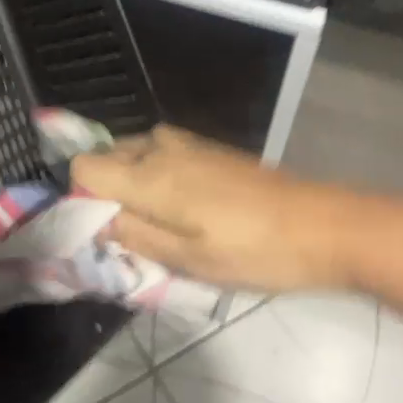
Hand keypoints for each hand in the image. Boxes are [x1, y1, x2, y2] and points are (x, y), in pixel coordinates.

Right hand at [71, 125, 360, 293]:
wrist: (320, 223)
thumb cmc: (252, 250)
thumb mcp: (189, 260)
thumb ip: (134, 237)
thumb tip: (95, 221)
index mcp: (147, 174)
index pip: (81, 167)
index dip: (81, 198)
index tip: (104, 230)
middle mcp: (156, 147)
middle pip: (104, 158)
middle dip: (106, 192)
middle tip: (132, 233)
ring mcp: (182, 141)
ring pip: (131, 155)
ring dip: (132, 184)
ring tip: (160, 222)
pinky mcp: (203, 145)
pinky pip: (156, 153)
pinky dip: (154, 176)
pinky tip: (186, 207)